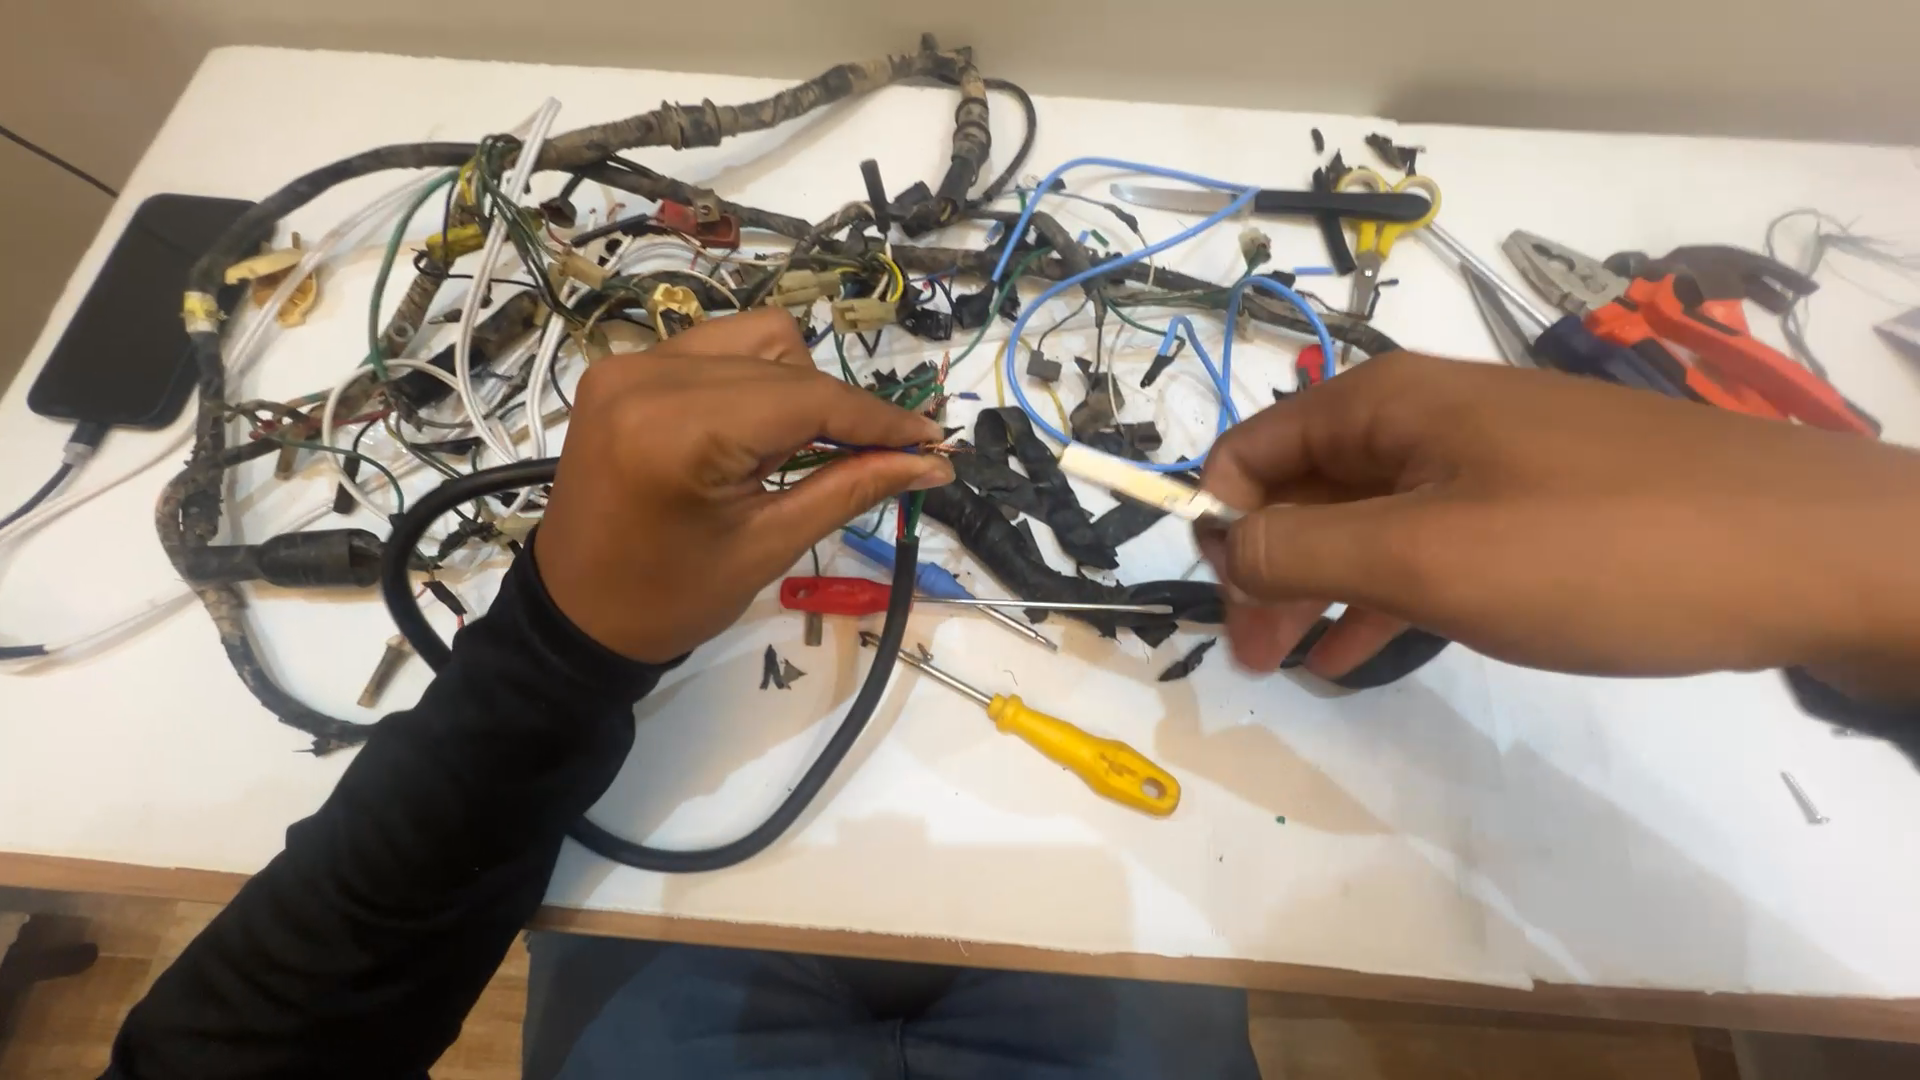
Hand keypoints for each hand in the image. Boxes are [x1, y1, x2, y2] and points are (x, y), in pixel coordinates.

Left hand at [535, 310, 952, 662]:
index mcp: (679, 430)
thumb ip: (852, 489)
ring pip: (758, 340)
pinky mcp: (625, 369)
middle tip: (867, 462)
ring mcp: (630, 364)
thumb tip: (930, 462)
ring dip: (798, 388)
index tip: (931, 437)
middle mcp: (649, 375)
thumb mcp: (771, 546)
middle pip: (787, 361)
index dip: (878, 419)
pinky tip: (754, 433)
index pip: (806, 398)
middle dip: (840, 411)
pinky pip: (719, 349)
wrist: (579, 613)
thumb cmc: (674, 597)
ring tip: (790, 453)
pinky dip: (757, 382)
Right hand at [1198, 352, 1919, 696]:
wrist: (1823, 560)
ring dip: (1309, 593)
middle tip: (1251, 651)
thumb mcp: (1422, 553)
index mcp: (1377, 406)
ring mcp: (1464, 467)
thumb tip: (1216, 545)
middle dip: (1260, 570)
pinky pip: (1412, 552)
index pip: (1249, 451)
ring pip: (1351, 528)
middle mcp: (1410, 423)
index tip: (1222, 597)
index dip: (1218, 520)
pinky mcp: (1509, 512)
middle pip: (1295, 493)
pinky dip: (1371, 601)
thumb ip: (1299, 549)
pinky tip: (1350, 655)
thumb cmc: (1596, 546)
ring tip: (1288, 664)